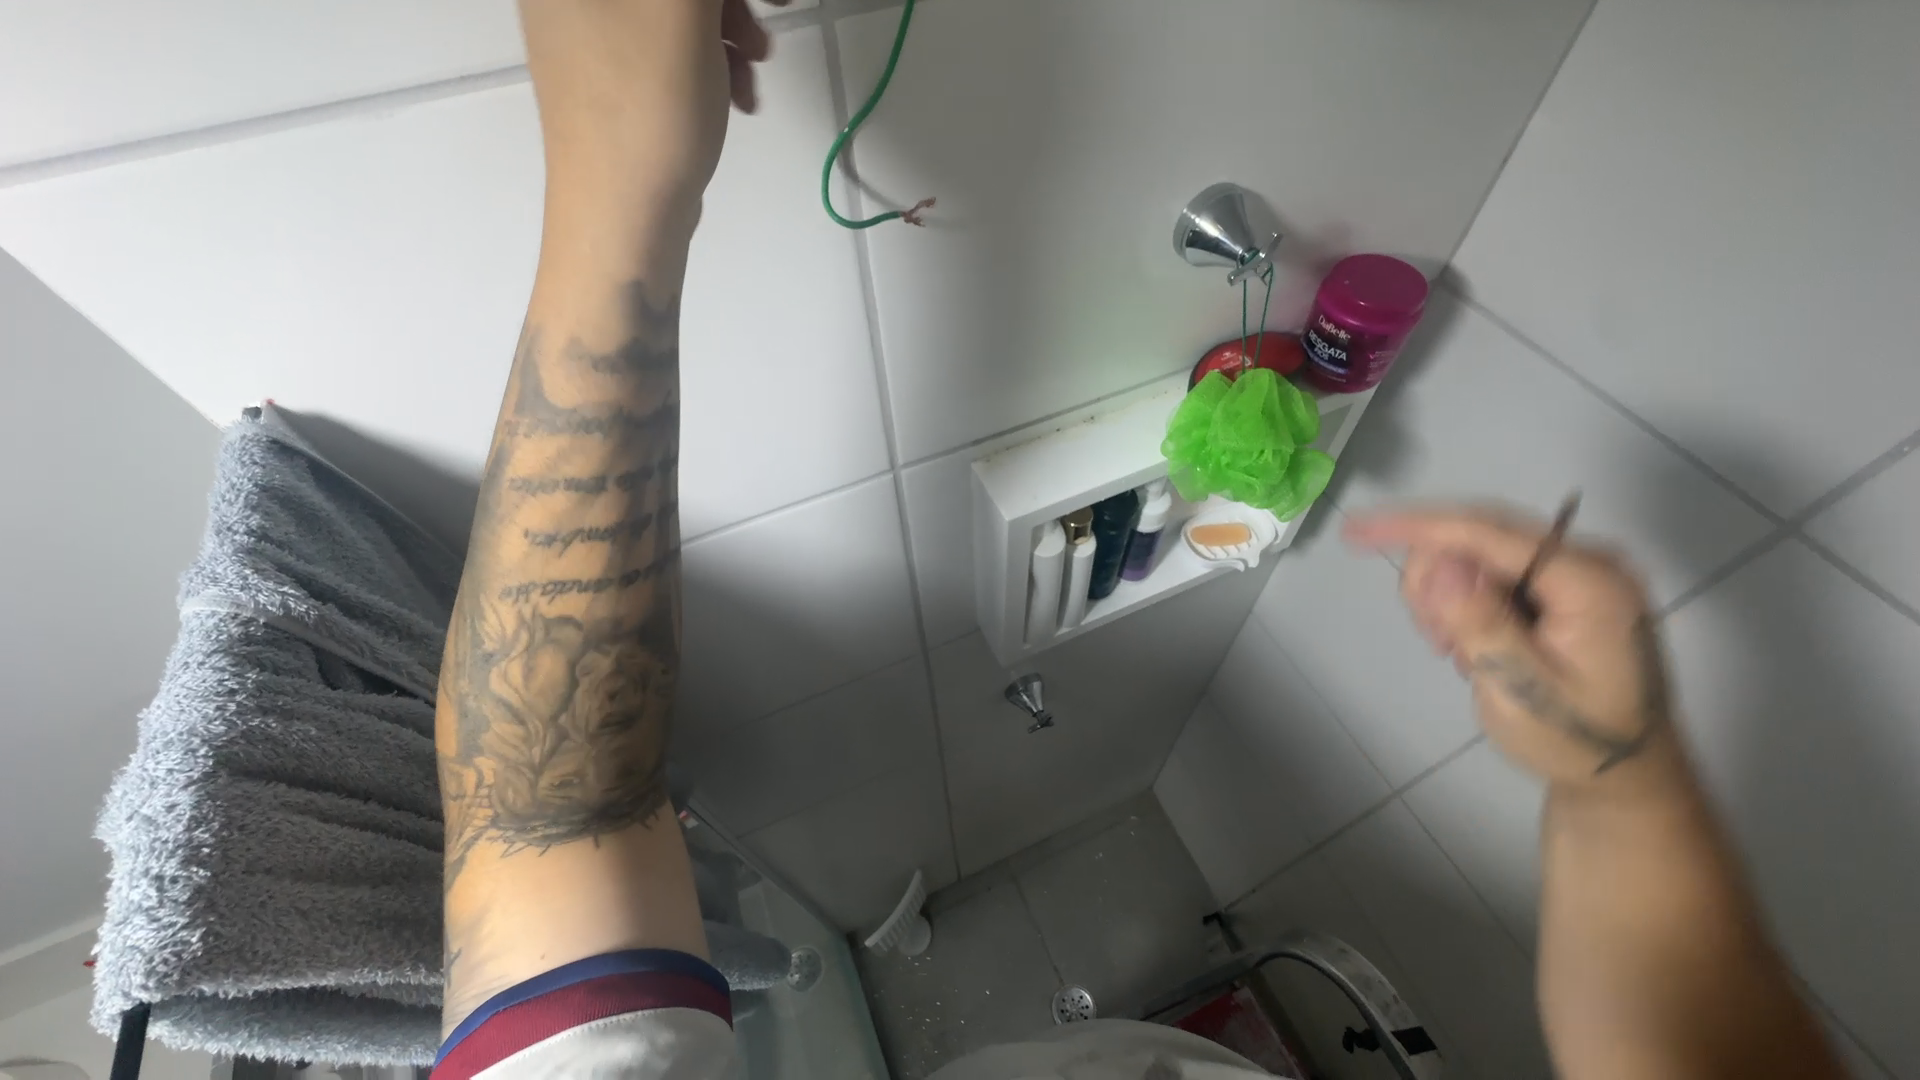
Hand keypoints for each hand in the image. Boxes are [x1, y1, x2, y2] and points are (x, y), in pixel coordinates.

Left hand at [519, 0, 783, 236]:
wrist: (622, 217)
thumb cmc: (648, 105)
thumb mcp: (682, 11)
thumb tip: (711, 0)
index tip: (764, 1)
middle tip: (772, 17)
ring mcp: (588, 30)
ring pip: (673, 7)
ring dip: (727, 25)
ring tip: (755, 68)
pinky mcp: (612, 73)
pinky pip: (667, 41)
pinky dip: (709, 56)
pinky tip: (736, 91)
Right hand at [1345, 506, 1679, 790]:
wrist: (1621, 773)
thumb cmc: (1573, 740)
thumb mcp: (1520, 691)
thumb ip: (1482, 624)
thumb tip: (1440, 566)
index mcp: (1589, 582)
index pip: (1485, 532)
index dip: (1415, 526)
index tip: (1353, 531)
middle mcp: (1584, 559)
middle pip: (1474, 534)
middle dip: (1431, 577)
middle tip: (1431, 637)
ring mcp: (1571, 569)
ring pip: (1470, 549)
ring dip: (1441, 593)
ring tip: (1449, 646)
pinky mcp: (1557, 583)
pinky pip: (1483, 568)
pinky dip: (1456, 599)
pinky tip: (1462, 639)